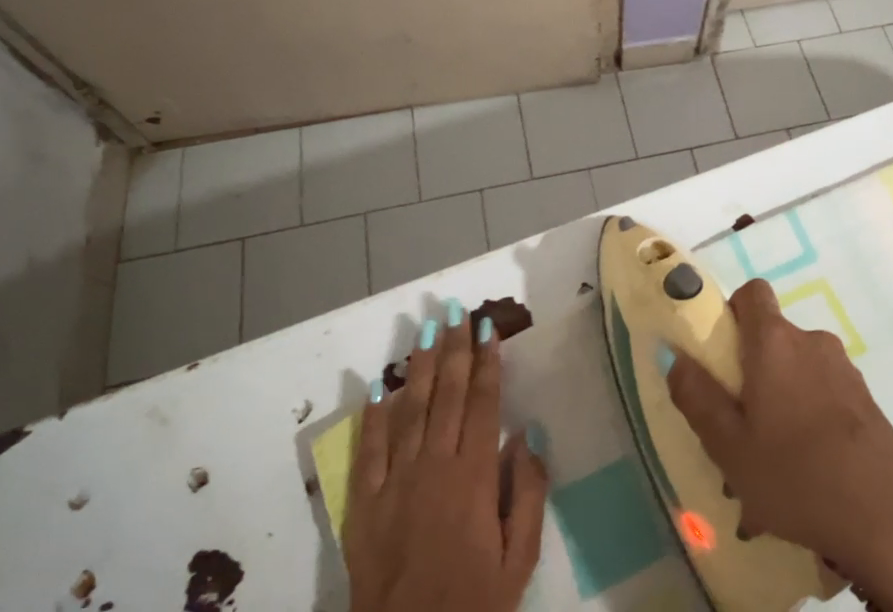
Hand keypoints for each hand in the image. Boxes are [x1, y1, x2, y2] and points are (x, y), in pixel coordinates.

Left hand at [344, 304, 547, 611]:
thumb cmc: (474, 601)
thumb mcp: (519, 557)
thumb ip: (527, 494)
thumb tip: (528, 437)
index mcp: (475, 477)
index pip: (483, 404)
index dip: (488, 363)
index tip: (489, 327)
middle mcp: (434, 466)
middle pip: (447, 395)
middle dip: (454, 349)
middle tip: (456, 310)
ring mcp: (394, 481)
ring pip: (409, 410)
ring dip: (419, 366)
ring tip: (426, 329)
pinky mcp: (364, 502)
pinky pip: (368, 448)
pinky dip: (373, 414)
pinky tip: (379, 384)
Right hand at [666, 279, 892, 611]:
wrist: (885, 520)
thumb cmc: (794, 477)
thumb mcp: (727, 445)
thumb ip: (696, 396)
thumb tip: (677, 357)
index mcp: (775, 343)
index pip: (752, 293)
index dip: (730, 312)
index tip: (717, 355)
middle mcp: (813, 343)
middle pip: (771, 340)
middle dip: (748, 375)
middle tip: (734, 431)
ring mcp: (845, 371)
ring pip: (796, 374)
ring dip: (776, 406)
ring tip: (765, 468)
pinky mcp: (865, 402)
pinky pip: (822, 397)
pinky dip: (805, 423)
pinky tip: (799, 479)